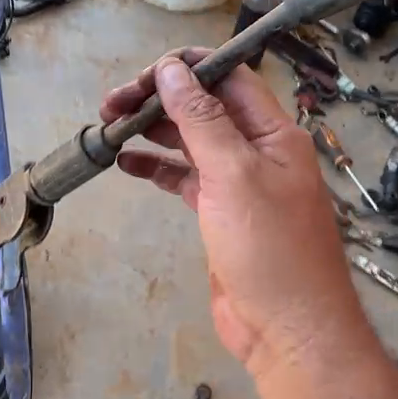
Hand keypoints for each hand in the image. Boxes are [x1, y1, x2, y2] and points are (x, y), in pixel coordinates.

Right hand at [101, 52, 355, 373]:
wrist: (288, 330)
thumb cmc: (268, 249)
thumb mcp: (234, 175)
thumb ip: (201, 120)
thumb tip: (171, 70)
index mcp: (272, 133)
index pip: (228, 78)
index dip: (187, 68)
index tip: (142, 75)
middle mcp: (256, 150)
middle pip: (203, 106)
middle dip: (158, 98)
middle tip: (111, 104)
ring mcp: (237, 182)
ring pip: (189, 140)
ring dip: (151, 129)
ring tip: (109, 127)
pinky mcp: (219, 211)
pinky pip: (183, 176)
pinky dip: (155, 166)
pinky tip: (126, 163)